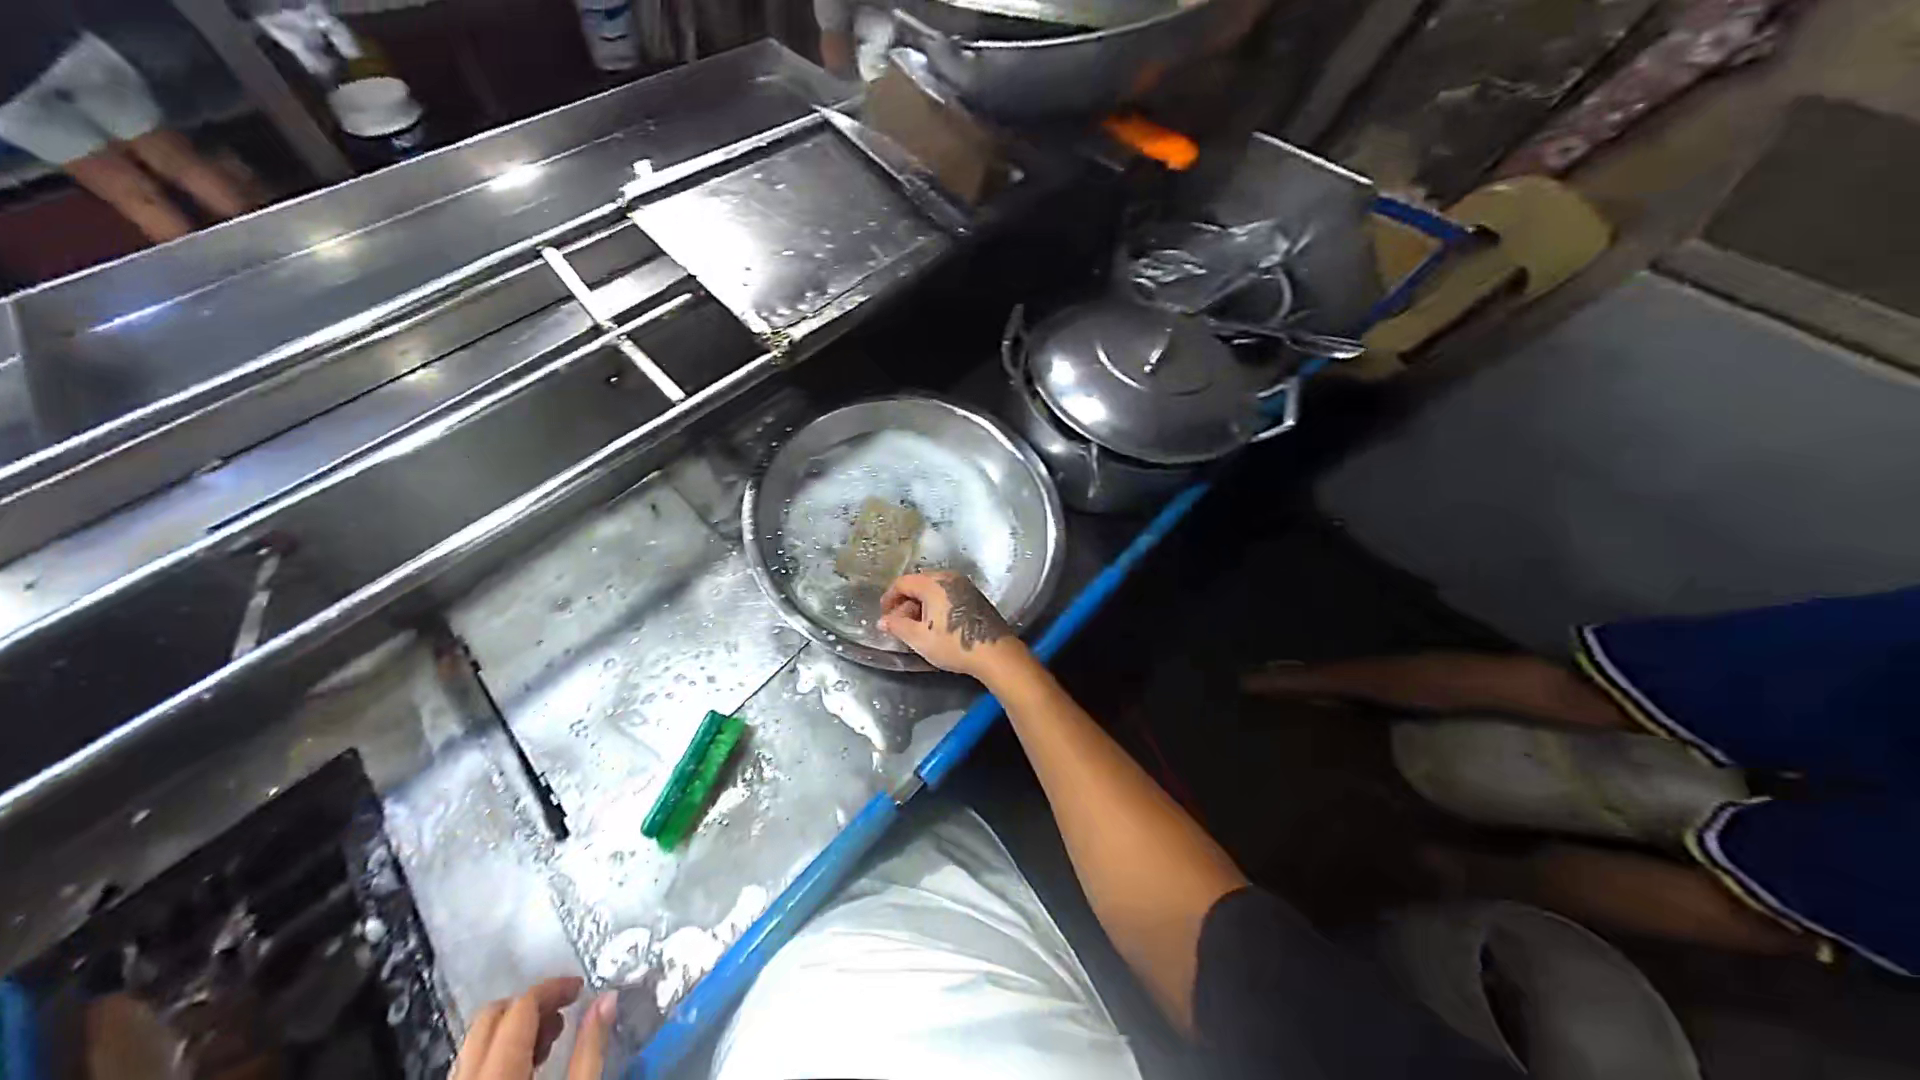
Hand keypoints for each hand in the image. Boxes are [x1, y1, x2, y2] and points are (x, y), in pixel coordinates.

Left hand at [451, 976, 612, 1079]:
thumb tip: (606, 999)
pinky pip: (470, 1062)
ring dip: (513, 1027)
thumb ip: (590, 1047)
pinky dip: (498, 1049)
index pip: (520, 1007)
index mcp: (499, 1073)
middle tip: (563, 1008)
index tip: (578, 988)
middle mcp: (468, 1077)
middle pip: (492, 1016)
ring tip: (548, 1039)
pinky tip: (525, 1062)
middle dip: (530, 1004)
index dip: (553, 988)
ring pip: (476, 1039)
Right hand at [878, 571, 1027, 680]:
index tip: (884, 614)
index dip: (889, 598)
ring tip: (916, 626)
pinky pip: (947, 594)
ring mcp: (965, 586)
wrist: (995, 653)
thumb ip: (897, 626)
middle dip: (905, 602)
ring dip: (921, 604)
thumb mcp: (919, 638)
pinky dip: (936, 605)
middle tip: (898, 622)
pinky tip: (935, 625)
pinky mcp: (975, 597)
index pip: (903, 582)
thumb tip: (883, 621)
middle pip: (918, 583)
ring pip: (934, 589)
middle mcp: (949, 578)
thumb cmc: (954, 644)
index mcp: (933, 583)